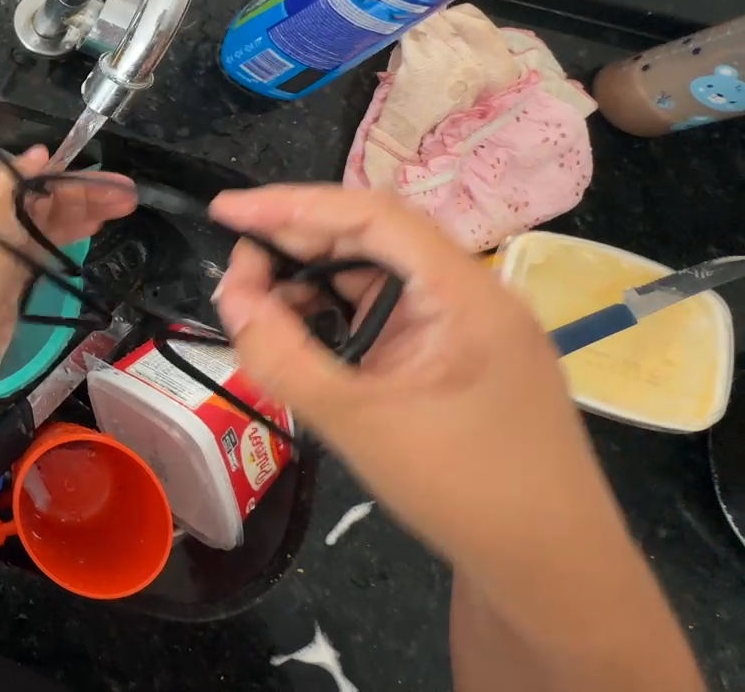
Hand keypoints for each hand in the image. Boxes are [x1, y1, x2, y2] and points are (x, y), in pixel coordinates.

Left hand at [0, 147, 136, 398]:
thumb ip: (10, 181)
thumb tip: (40, 151)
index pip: (36, 180)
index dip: (72, 175)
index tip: (112, 178)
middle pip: (47, 201)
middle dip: (87, 194)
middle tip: (132, 197)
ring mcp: (7, 254)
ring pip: (51, 224)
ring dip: (85, 212)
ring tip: (125, 209)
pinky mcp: (17, 282)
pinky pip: (48, 250)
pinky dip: (70, 236)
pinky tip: (93, 230)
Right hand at [208, 185, 607, 565]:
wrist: (547, 567)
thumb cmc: (461, 488)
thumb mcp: (353, 418)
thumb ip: (279, 352)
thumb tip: (228, 294)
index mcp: (464, 295)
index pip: (371, 216)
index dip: (291, 203)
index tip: (224, 211)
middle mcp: (465, 293)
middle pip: (365, 238)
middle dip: (289, 245)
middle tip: (231, 276)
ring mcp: (456, 322)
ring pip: (364, 273)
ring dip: (302, 282)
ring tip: (252, 309)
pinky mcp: (442, 348)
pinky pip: (373, 308)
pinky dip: (324, 312)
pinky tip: (291, 332)